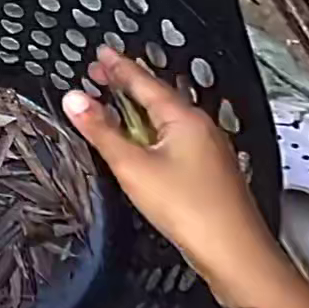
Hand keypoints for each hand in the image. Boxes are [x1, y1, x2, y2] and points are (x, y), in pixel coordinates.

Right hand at [61, 46, 289, 303]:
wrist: (235, 254)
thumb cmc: (187, 208)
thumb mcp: (132, 165)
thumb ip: (100, 130)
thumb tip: (73, 98)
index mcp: (183, 119)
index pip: (144, 83)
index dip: (120, 67)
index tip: (101, 53)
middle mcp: (199, 127)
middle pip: (157, 96)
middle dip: (127, 83)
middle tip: (100, 71)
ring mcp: (206, 148)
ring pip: (165, 117)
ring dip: (136, 106)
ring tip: (112, 99)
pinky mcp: (206, 169)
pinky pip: (171, 135)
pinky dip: (148, 127)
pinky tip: (139, 137)